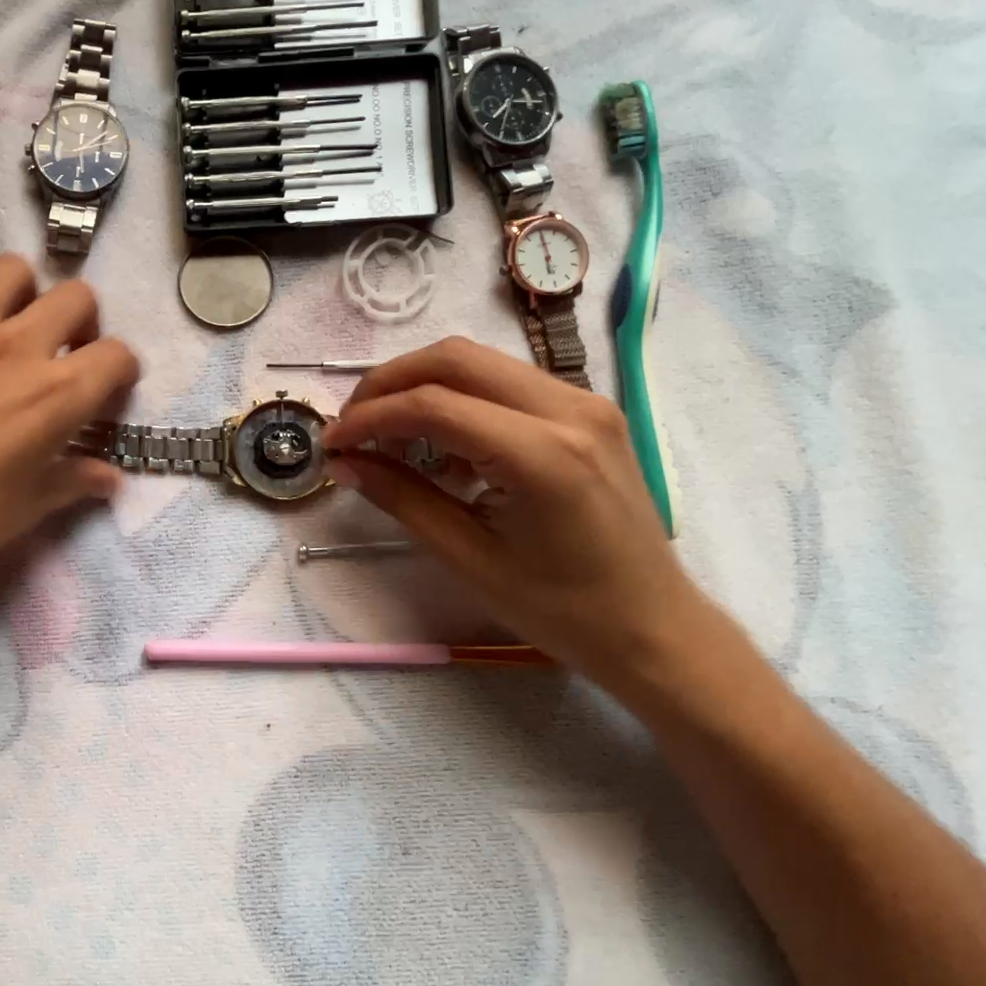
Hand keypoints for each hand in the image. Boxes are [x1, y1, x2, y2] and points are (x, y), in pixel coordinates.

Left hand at [0, 254, 137, 618]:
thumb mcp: (24, 509)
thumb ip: (73, 480)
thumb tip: (109, 477)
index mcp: (54, 395)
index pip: (117, 355)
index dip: (120, 372)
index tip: (105, 390)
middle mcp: (15, 345)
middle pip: (76, 296)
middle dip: (82, 323)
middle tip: (60, 355)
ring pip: (12, 270)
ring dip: (22, 298)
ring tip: (6, 332)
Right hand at [323, 337, 713, 684]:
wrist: (653, 627)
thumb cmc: (560, 609)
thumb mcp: (467, 557)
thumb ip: (401, 498)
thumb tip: (345, 463)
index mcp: (541, 454)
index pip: (433, 404)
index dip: (370, 416)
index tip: (332, 443)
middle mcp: (569, 410)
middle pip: (455, 358)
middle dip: (389, 383)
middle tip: (353, 425)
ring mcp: (585, 405)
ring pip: (480, 363)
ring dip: (422, 387)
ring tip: (389, 437)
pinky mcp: (588, 413)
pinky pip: (506, 384)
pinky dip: (459, 400)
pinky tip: (442, 447)